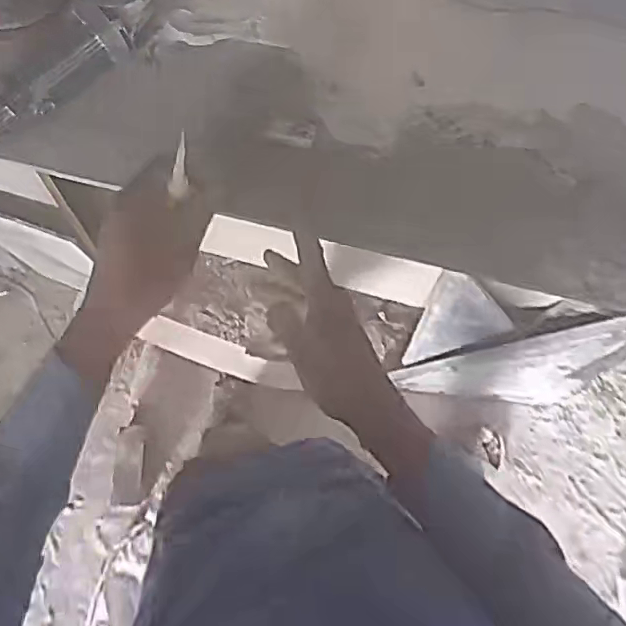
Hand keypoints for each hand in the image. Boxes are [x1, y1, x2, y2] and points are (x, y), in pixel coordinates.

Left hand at [58, 152, 212, 381]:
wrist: (111, 315)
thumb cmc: (148, 281)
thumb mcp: (184, 247)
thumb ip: (197, 212)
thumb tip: (209, 187)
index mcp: (134, 198)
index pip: (162, 163)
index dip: (187, 166)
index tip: (206, 176)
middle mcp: (119, 200)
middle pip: (153, 178)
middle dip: (179, 185)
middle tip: (203, 197)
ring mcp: (112, 217)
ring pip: (145, 196)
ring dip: (168, 201)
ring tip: (190, 215)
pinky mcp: (111, 233)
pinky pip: (138, 211)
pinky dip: (155, 214)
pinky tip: (170, 232)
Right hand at [260, 230, 433, 482]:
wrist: (370, 407)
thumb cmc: (335, 375)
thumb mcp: (302, 347)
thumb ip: (285, 322)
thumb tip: (275, 304)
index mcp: (325, 300)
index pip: (311, 260)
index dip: (301, 239)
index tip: (295, 218)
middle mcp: (331, 307)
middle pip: (304, 279)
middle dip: (283, 270)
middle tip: (264, 255)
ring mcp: (334, 326)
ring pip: (302, 303)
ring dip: (280, 297)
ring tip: (256, 292)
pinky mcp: (334, 345)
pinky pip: (304, 327)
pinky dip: (285, 330)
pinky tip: (262, 345)